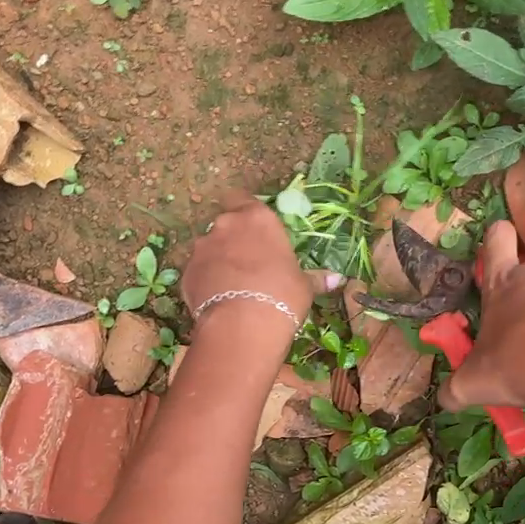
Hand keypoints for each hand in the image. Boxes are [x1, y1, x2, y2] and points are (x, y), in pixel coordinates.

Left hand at [182, 198, 335, 337]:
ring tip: (233, 287)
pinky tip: (219, 302)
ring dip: (218, 261)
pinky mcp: (187, 273)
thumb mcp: (304, 287)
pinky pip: (198, 273)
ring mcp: (202, 248)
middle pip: (226, 224)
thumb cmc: (282, 296)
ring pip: (209, 248)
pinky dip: (206, 282)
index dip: (246, 211)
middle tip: (248, 263)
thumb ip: (315, 278)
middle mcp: (225, 225)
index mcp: (257, 218)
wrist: (242, 325)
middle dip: (233, 239)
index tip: (254, 229)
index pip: (243, 198)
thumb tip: (337, 279)